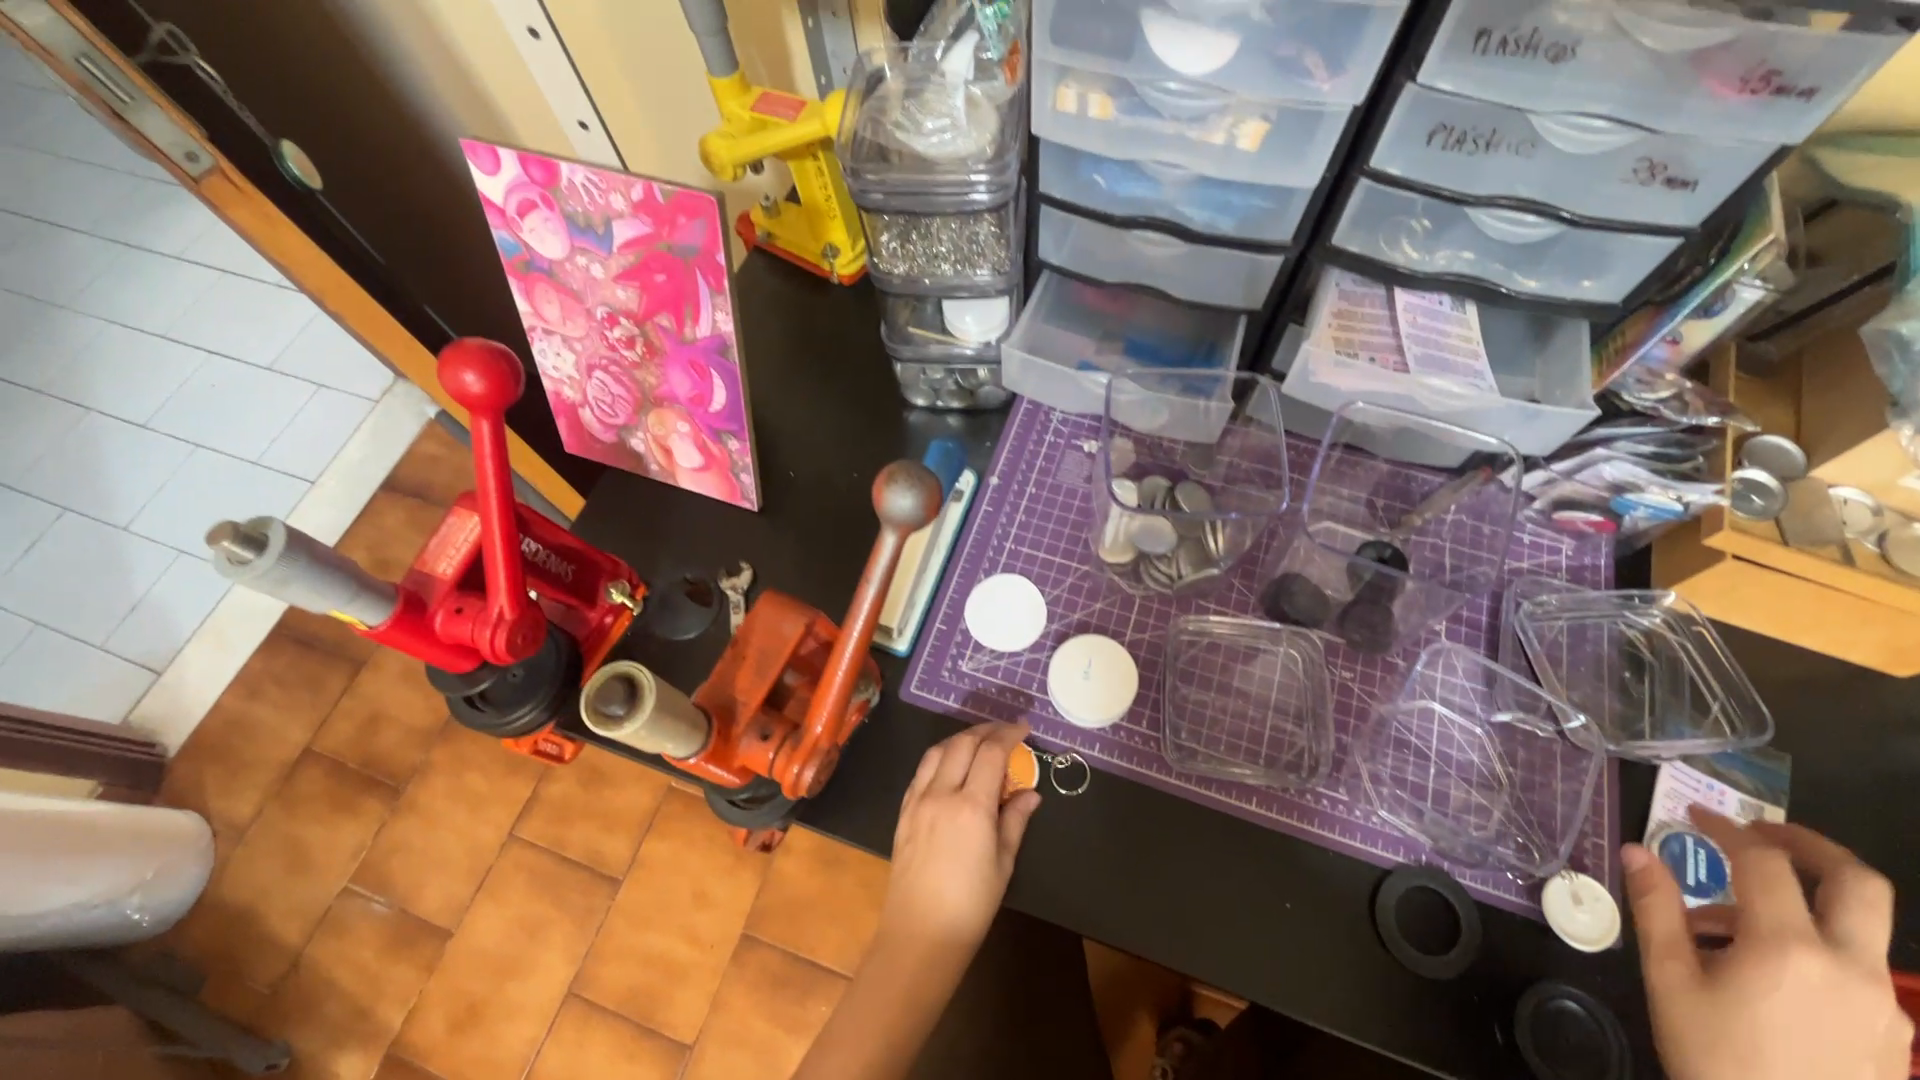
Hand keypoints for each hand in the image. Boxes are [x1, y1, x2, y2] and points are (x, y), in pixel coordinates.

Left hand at [879, 721, 1041, 956]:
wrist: (920, 932)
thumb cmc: (971, 904)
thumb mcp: (1004, 862)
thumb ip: (1015, 820)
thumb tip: (1030, 793)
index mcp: (971, 806)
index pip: (991, 752)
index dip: (1009, 735)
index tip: (1024, 730)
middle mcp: (941, 794)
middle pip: (962, 743)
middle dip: (986, 730)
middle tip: (1006, 731)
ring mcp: (917, 801)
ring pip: (937, 752)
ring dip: (960, 739)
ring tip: (980, 742)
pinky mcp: (904, 812)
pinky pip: (922, 772)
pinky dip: (940, 758)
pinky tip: (952, 766)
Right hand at [1624, 805, 1910, 1079]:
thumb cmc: (1715, 1057)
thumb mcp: (1669, 982)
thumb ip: (1657, 910)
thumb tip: (1638, 851)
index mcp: (1789, 947)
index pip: (1764, 863)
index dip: (1728, 830)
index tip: (1697, 817)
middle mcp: (1850, 966)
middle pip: (1857, 882)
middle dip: (1808, 844)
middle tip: (1760, 833)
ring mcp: (1883, 1002)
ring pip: (1856, 928)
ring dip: (1802, 905)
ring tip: (1733, 928)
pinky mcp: (1895, 1034)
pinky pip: (1856, 969)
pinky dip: (1813, 950)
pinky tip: (1766, 977)